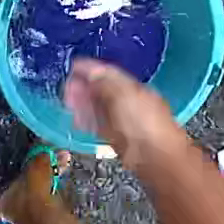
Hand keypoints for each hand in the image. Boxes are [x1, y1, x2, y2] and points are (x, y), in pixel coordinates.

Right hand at [62, 58, 188, 169]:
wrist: (155, 157)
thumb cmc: (147, 124)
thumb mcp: (123, 95)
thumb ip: (105, 82)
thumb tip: (92, 72)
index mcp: (134, 88)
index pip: (109, 73)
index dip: (91, 69)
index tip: (75, 66)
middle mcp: (129, 103)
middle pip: (102, 91)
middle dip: (84, 87)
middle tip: (67, 85)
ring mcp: (122, 121)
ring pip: (98, 108)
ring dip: (82, 103)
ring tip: (67, 101)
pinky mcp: (117, 138)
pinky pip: (98, 126)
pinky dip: (86, 121)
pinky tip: (76, 118)